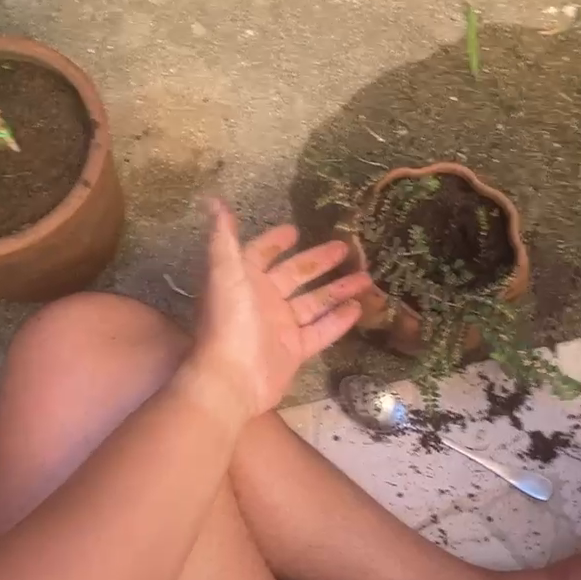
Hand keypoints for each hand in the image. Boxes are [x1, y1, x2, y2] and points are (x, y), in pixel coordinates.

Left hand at [179, 199, 372, 419]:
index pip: (260, 254)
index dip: (275, 242)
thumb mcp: (225, 272)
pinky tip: (358, 307)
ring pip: (313, 302)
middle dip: (319, 261)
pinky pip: (320, 331)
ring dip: (337, 288)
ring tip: (367, 276)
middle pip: (295, 275)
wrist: (232, 378)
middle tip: (346, 247)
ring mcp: (279, 327)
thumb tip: (213, 200)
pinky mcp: (294, 351)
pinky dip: (338, 320)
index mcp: (244, 279)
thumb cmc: (229, 321)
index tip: (294, 230)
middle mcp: (262, 300)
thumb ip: (223, 237)